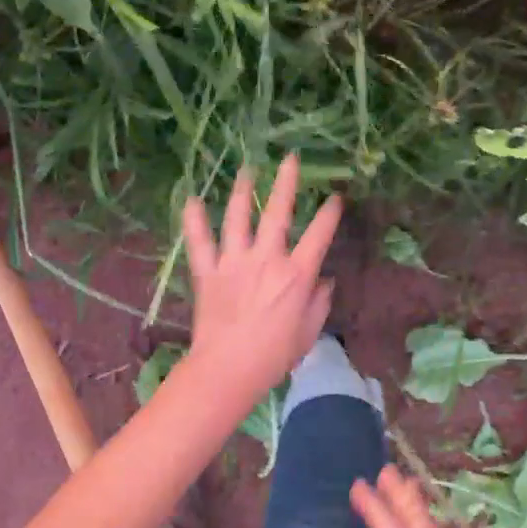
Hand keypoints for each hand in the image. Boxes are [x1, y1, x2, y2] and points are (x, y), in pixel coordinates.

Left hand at [181, 155, 340, 396]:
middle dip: (286, 182)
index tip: (335, 198)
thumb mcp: (307, 333)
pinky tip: (190, 200)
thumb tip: (324, 281)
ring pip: (237, 217)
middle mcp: (266, 260)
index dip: (330, 214)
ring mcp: (233, 263)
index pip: (319, 235)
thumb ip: (318, 303)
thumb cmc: (274, 357)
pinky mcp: (207, 272)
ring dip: (241, 191)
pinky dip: (193, 220)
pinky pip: (199, 242)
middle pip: (278, 212)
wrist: (228, 369)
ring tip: (246, 171)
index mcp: (297, 275)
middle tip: (290, 158)